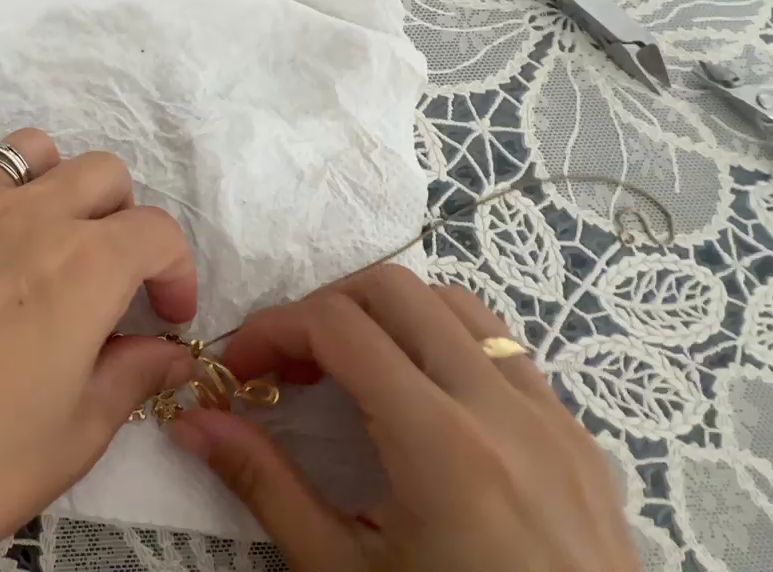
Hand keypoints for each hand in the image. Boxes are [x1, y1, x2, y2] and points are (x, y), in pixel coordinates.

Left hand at [0, 128, 197, 570]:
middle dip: (127, 221)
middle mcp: (31, 216)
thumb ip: (130, 376)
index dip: (177, 272)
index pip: (157, 232)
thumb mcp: (72, 435)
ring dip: (65, 187)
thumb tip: (166, 352)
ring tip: (56, 246)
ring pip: (40, 153)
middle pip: (105, 174)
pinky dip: (9, 190)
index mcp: (83, 267)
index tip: (165, 316)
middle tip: (115, 283)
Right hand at [167, 266, 636, 571]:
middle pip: (393, 288)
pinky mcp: (582, 439)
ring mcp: (555, 419)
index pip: (337, 324)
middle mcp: (503, 409)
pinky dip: (441, 342)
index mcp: (442, 446)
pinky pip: (501, 347)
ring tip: (352, 370)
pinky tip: (420, 401)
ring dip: (386, 316)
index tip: (241, 370)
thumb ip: (263, 484)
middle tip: (291, 364)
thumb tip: (190, 421)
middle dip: (323, 307)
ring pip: (454, 303)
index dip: (271, 329)